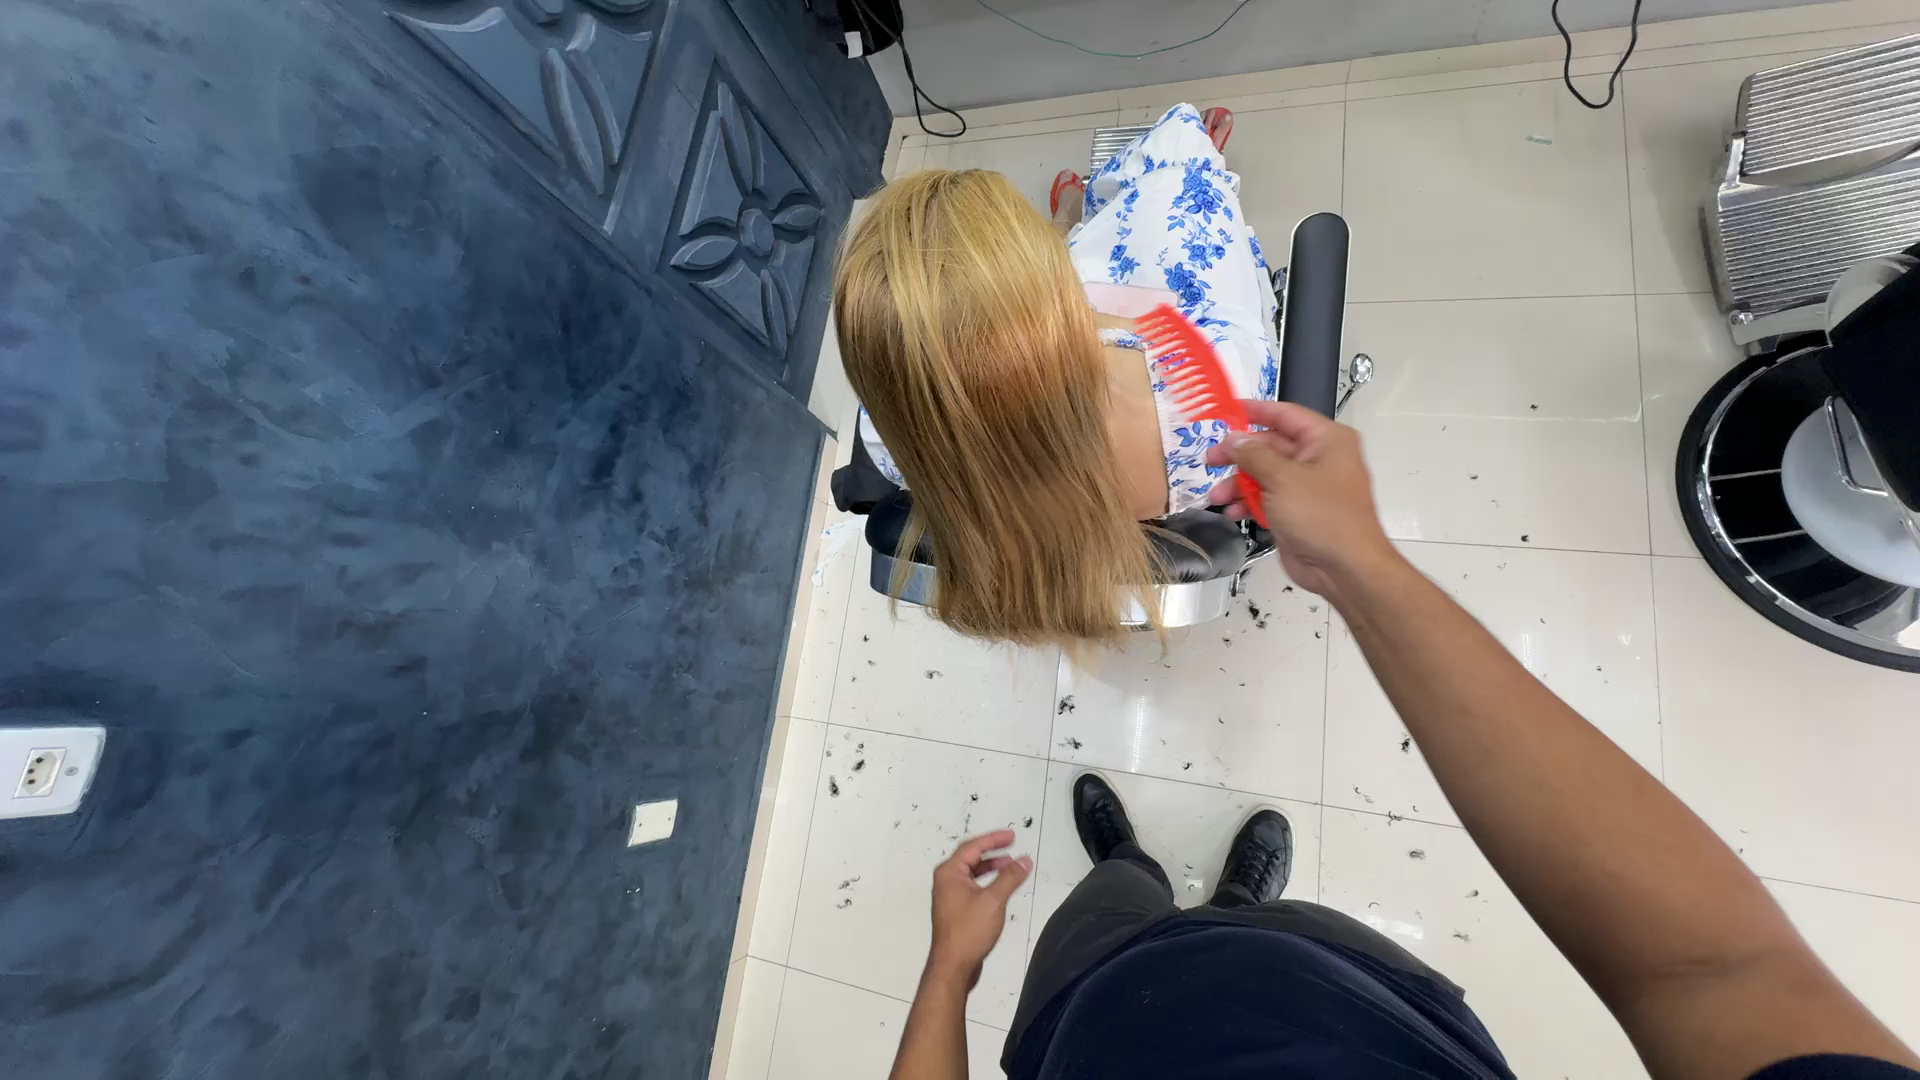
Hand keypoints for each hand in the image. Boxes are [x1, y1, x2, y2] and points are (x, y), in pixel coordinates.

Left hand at [925, 830, 1032, 990]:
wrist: (953, 968)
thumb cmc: (969, 931)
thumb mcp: (993, 900)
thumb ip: (1010, 878)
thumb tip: (1024, 860)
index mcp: (949, 872)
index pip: (973, 846)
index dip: (994, 839)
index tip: (1012, 836)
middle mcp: (946, 880)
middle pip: (971, 857)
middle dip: (993, 852)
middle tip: (1013, 847)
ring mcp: (950, 896)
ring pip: (972, 873)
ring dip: (991, 868)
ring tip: (1010, 866)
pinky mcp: (956, 910)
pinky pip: (973, 887)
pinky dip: (987, 883)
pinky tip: (1000, 889)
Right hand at [1205, 400, 1397, 597]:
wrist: (1343, 567)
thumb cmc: (1321, 515)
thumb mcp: (1282, 478)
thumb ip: (1254, 455)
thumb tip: (1233, 439)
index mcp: (1326, 441)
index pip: (1286, 415)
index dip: (1256, 411)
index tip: (1227, 410)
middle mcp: (1318, 459)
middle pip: (1270, 447)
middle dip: (1239, 456)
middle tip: (1210, 460)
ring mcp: (1307, 487)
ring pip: (1264, 475)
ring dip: (1238, 484)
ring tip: (1217, 496)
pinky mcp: (1296, 511)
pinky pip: (1267, 498)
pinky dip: (1248, 503)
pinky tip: (1232, 512)